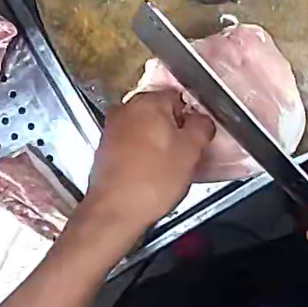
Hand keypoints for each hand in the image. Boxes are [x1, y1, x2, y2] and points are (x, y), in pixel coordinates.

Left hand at [71, 92, 215, 254]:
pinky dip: (142, 153)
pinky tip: (151, 173)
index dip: (192, 115)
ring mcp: (112, 128)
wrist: (114, 210)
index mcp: (148, 102)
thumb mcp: (191, 151)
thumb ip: (201, 127)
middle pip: (159, 112)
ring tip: (169, 166)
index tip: (198, 134)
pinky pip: (131, 144)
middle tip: (187, 152)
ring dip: (157, 142)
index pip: (178, 96)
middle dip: (174, 129)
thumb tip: (202, 119)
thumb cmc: (153, 180)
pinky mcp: (105, 148)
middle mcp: (126, 109)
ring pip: (144, 128)